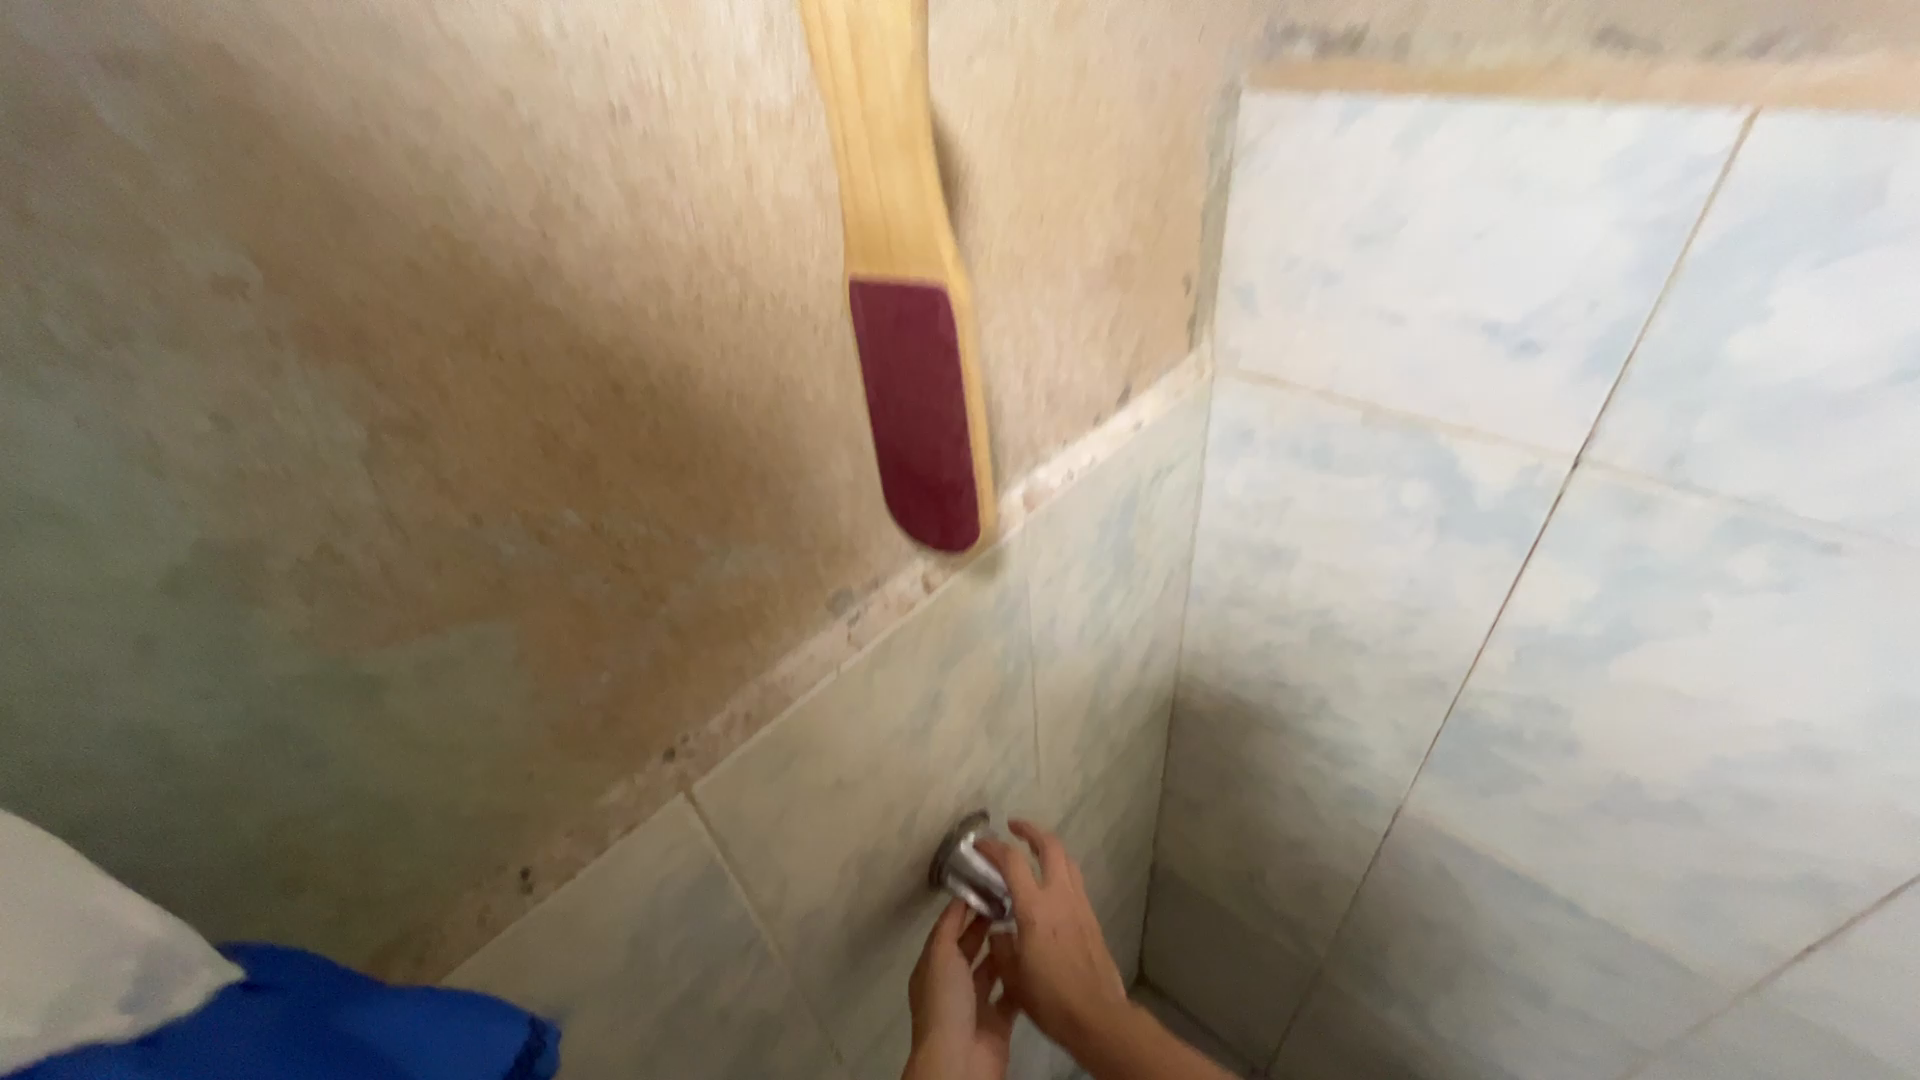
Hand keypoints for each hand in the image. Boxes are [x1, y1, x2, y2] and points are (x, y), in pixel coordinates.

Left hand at [904, 899, 1016, 1079]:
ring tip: (1025, 925)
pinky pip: (1011, 995)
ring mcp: (976, 1004)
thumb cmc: (946, 1003)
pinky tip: (1034, 957)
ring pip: (992, 970)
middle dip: (987, 927)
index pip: (948, 931)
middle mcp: (953, 984)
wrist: (960, 1061)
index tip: (987, 886)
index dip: (964, 910)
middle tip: (1011, 902)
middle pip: (970, 948)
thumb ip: (949, 925)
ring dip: (1005, 952)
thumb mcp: (940, 955)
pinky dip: (1020, 980)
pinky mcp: (998, 1021)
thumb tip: (960, 896)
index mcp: (933, 968)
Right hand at [975, 821, 1131, 1057]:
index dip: (994, 847)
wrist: (1096, 1015)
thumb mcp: (1012, 975)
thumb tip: (999, 930)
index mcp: (1035, 908)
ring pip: (1067, 860)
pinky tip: (1049, 886)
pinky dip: (1059, 870)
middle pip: (1050, 846)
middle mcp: (1060, 896)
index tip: (980, 844)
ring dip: (1048, 848)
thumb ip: (1001, 945)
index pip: (1012, 862)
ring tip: (1033, 851)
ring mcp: (1079, 904)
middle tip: (1014, 828)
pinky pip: (1074, 880)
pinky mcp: (1091, 917)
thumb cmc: (1050, 998)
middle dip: (1030, 831)